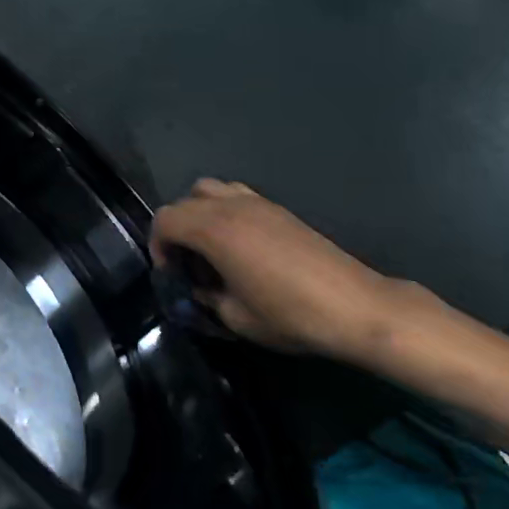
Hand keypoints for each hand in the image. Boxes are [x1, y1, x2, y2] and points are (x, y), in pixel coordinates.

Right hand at [151, 178, 407, 360]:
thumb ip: (206, 298)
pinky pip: (237, 196)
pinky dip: (225, 211)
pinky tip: (241, 247)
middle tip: (188, 264)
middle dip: (177, 228)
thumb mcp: (236, 318)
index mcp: (215, 229)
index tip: (171, 274)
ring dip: (201, 214)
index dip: (158, 245)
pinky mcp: (279, 209)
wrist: (351, 304)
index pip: (166, 219)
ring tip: (212, 250)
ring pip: (212, 190)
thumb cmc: (289, 315)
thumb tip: (199, 289)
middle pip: (186, 200)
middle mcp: (232, 205)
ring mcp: (258, 202)